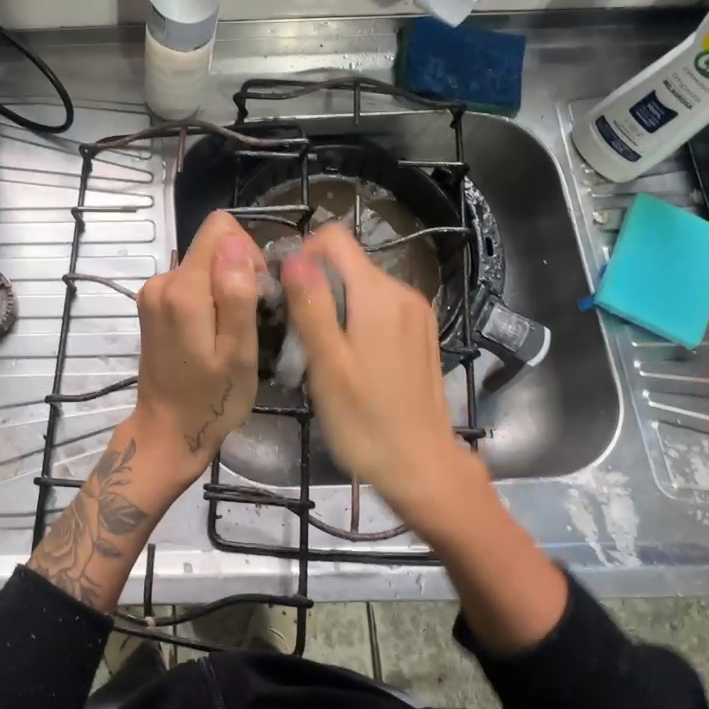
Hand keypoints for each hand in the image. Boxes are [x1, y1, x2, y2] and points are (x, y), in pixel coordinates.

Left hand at [25, 211, 262, 611]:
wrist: (167, 431)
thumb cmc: (211, 399)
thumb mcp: (238, 353)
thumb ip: (237, 295)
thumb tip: (235, 243)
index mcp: (183, 289)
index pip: (220, 229)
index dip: (248, 254)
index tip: (256, 295)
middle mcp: (162, 281)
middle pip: (213, 246)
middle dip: (239, 273)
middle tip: (247, 323)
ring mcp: (153, 293)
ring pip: (204, 265)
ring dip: (225, 289)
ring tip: (232, 334)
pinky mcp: (153, 305)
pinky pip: (192, 283)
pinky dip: (210, 300)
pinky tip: (215, 335)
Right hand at [280, 223, 483, 515]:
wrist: (423, 469)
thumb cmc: (366, 421)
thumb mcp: (327, 364)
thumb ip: (310, 306)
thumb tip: (294, 257)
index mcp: (379, 293)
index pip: (334, 238)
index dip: (302, 256)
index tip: (286, 295)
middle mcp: (403, 292)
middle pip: (346, 264)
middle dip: (316, 287)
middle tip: (298, 336)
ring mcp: (416, 314)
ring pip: (360, 287)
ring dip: (333, 308)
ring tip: (320, 354)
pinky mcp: (421, 334)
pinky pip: (378, 309)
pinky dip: (356, 322)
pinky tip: (348, 363)